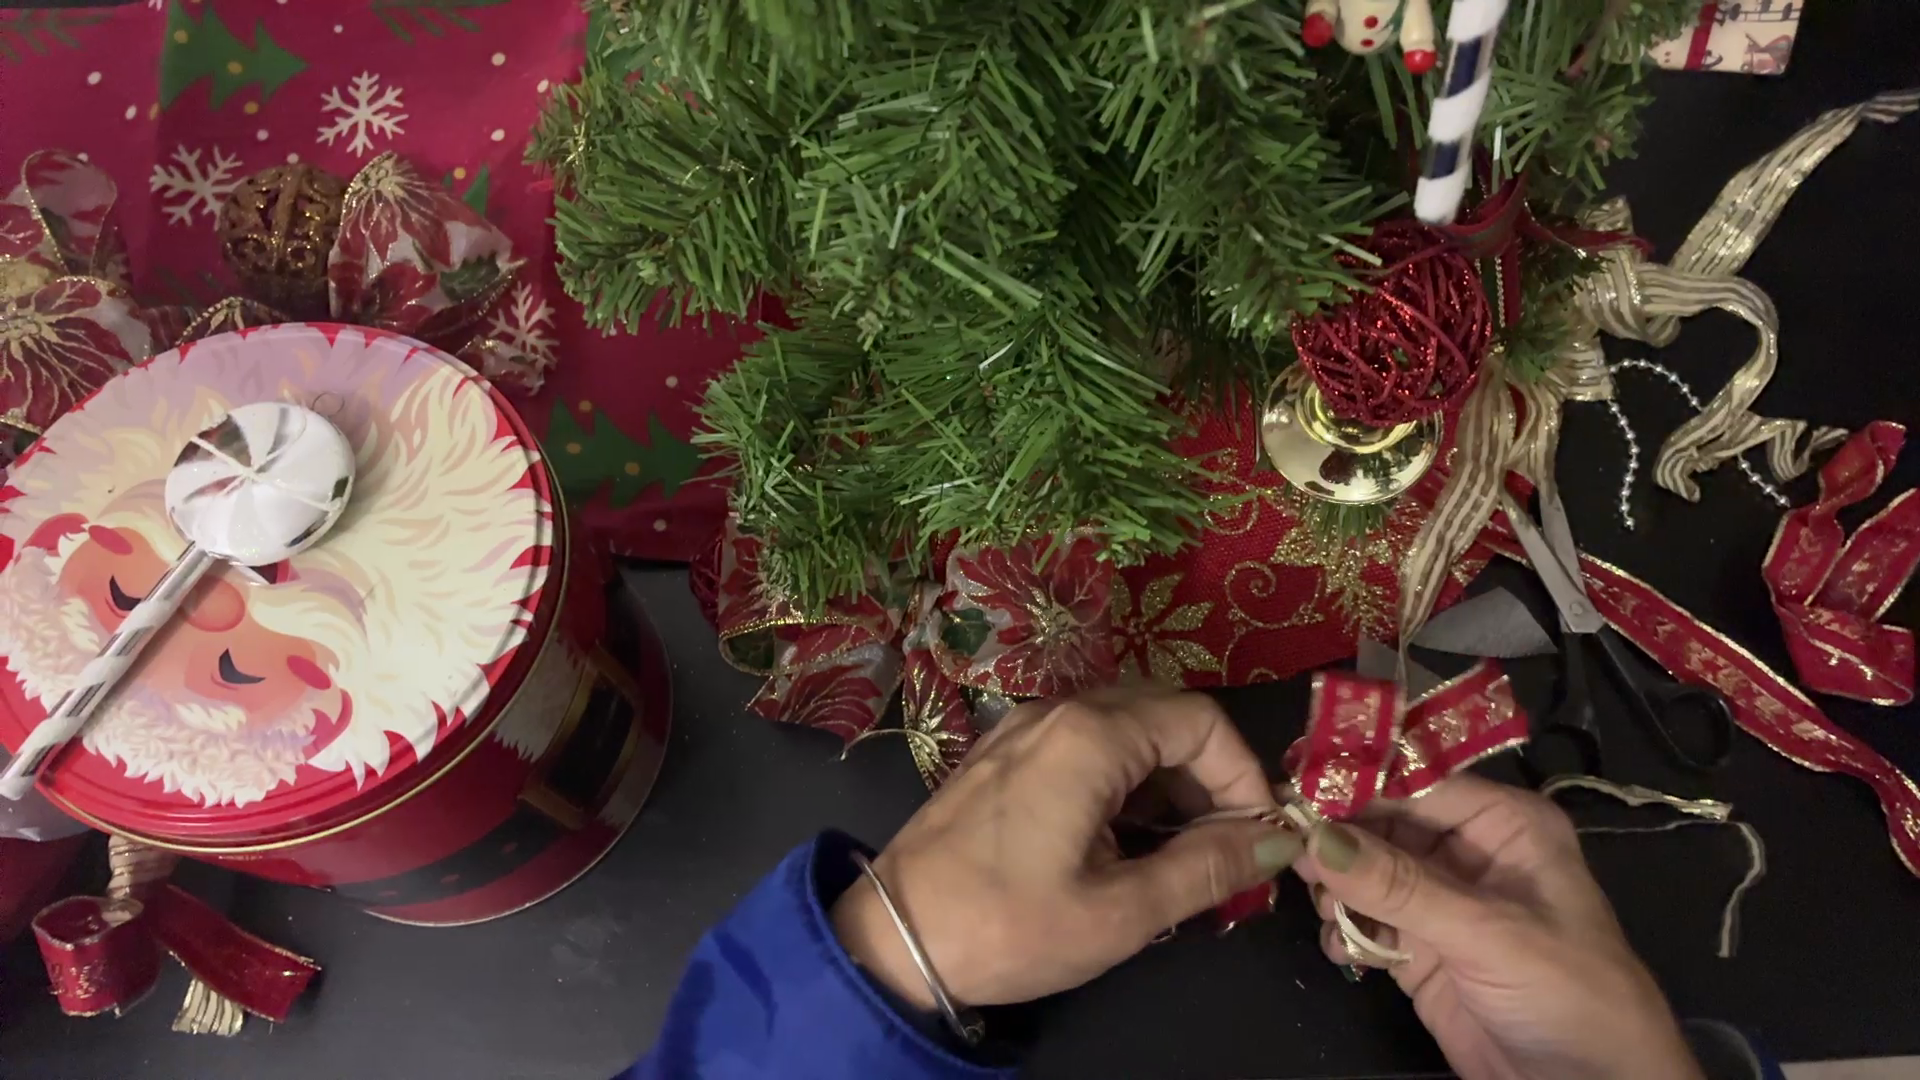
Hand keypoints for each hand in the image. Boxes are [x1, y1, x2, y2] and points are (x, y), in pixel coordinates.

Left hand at [832, 688, 1303, 1008]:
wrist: (893, 934)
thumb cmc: (1007, 925)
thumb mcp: (1119, 911)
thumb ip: (1206, 868)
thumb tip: (1277, 841)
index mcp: (1089, 735)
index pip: (1200, 720)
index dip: (1243, 774)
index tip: (1257, 838)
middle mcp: (1058, 712)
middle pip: (1164, 714)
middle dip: (1208, 775)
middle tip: (1223, 848)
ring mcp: (1026, 725)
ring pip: (1125, 727)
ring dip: (1167, 778)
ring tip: (1179, 851)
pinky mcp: (1006, 750)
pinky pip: (1084, 742)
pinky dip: (1123, 777)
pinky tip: (1124, 835)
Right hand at [1297, 774, 1702, 1079]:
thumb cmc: (1573, 1004)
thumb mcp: (1489, 936)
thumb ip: (1398, 885)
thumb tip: (1312, 837)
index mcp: (1500, 823)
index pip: (1411, 782)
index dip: (1351, 782)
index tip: (1291, 788)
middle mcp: (1462, 846)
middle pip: (1375, 819)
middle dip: (1331, 836)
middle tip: (1286, 847)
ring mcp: (1434, 893)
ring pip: (1358, 863)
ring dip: (1331, 883)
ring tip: (1318, 904)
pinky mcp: (1412, 938)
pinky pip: (1357, 910)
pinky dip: (1340, 924)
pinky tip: (1343, 947)